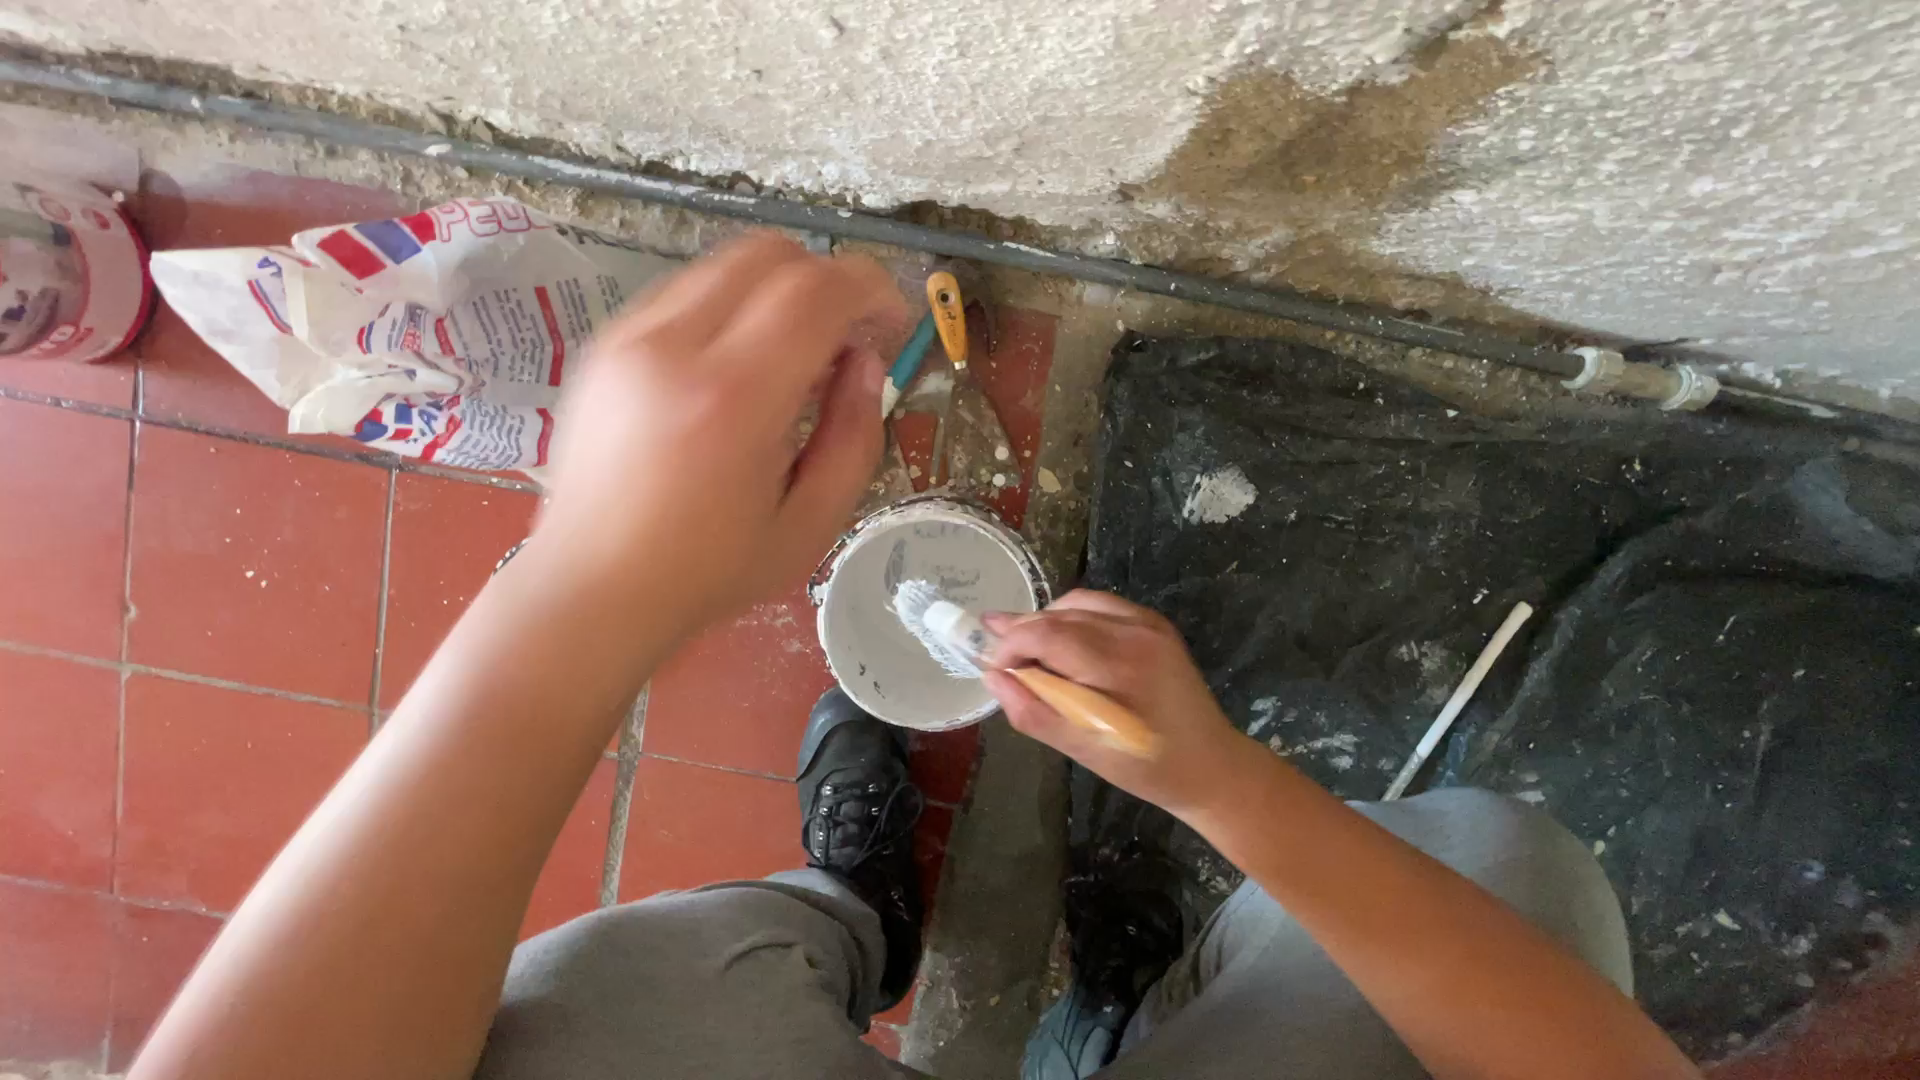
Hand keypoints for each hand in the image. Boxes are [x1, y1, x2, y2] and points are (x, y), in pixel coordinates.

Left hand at [532, 231, 904, 636]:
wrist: (592, 589)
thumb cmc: (709, 571)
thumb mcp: (811, 525)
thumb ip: (855, 437)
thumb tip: (865, 364)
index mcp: (734, 399)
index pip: (815, 292)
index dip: (870, 290)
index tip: (892, 322)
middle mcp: (673, 348)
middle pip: (770, 254)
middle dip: (828, 280)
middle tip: (849, 337)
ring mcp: (628, 338)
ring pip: (726, 264)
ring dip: (780, 291)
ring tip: (797, 355)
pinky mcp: (604, 344)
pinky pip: (686, 291)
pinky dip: (733, 307)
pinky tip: (741, 363)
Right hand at [982, 590, 1258, 817]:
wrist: (1210, 764)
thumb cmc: (1145, 767)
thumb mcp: (1082, 750)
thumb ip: (1033, 711)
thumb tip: (993, 676)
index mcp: (1117, 666)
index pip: (1045, 634)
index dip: (1010, 644)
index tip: (992, 665)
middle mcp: (1133, 633)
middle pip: (1058, 616)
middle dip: (1021, 631)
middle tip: (995, 649)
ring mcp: (1147, 624)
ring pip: (1076, 604)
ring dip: (1045, 622)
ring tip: (1026, 647)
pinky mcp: (1154, 624)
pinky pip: (1100, 605)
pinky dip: (1072, 616)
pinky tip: (1062, 639)